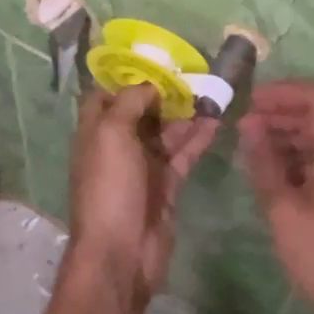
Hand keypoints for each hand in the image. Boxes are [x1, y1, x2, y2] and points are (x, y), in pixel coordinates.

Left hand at [69, 85, 218, 299]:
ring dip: (186, 113)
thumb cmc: (109, 186)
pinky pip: (184, 154)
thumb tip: (150, 85)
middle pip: (142, 112)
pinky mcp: (167, 186)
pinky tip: (217, 120)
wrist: (121, 253)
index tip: (155, 60)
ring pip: (166, 132)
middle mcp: (118, 146)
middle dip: (164, 93)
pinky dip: (198, 137)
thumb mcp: (112, 133)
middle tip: (193, 72)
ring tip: (212, 90)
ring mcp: (143, 167)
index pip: (106, 96)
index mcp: (96, 131)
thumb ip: (131, 101)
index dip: (127, 78)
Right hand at [239, 81, 313, 313]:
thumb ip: (264, 162)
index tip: (251, 101)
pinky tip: (278, 178)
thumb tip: (248, 125)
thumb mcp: (284, 209)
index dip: (283, 91)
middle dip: (282, 114)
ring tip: (254, 152)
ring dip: (291, 137)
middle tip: (245, 127)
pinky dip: (304, 158)